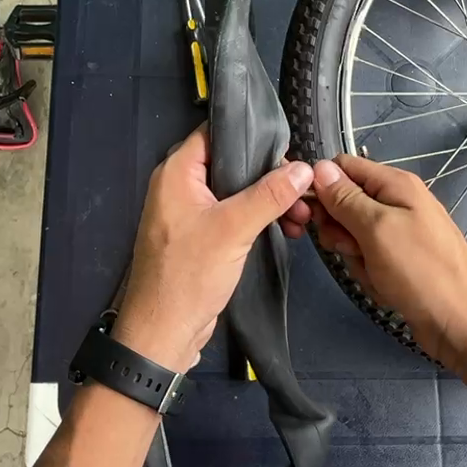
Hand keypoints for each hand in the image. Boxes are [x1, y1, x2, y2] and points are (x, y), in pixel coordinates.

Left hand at [113, 126, 314, 369]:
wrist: (164, 333)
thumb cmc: (188, 275)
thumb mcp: (233, 229)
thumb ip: (268, 195)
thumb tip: (303, 169)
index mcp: (177, 173)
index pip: (215, 133)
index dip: (251, 137)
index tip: (287, 148)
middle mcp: (180, 186)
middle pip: (231, 163)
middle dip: (269, 174)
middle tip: (301, 188)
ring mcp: (190, 213)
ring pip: (236, 192)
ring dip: (269, 200)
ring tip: (301, 215)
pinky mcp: (201, 237)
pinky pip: (233, 215)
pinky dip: (258, 219)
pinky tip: (286, 227)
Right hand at [302, 154, 466, 397]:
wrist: (462, 324)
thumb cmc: (420, 271)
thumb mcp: (376, 228)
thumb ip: (345, 198)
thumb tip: (318, 167)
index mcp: (395, 184)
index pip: (342, 168)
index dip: (321, 187)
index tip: (309, 215)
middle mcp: (397, 202)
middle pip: (344, 203)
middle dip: (339, 230)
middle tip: (351, 249)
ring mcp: (399, 232)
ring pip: (353, 236)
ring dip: (355, 258)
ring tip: (375, 273)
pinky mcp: (399, 260)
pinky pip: (368, 258)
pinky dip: (369, 273)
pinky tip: (384, 287)